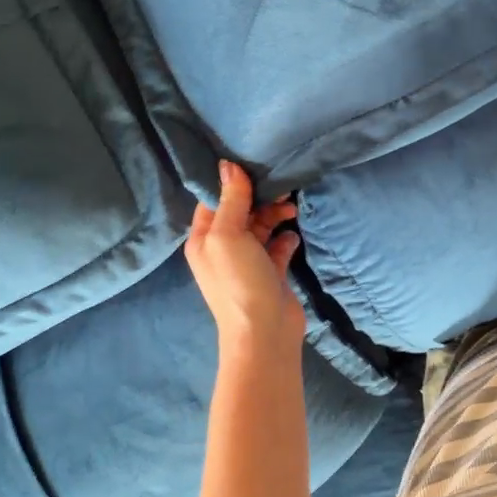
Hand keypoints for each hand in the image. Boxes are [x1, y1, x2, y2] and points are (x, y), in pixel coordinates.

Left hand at [185, 160, 305, 357]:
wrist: (265, 332)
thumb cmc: (239, 281)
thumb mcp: (228, 235)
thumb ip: (231, 200)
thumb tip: (228, 165)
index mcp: (203, 239)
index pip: (213, 200)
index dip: (231, 182)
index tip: (253, 163)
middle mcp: (222, 248)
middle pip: (241, 211)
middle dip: (260, 197)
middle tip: (282, 186)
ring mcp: (248, 261)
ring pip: (262, 226)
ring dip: (276, 215)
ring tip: (292, 209)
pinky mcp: (271, 272)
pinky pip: (278, 246)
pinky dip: (286, 237)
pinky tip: (293, 236)